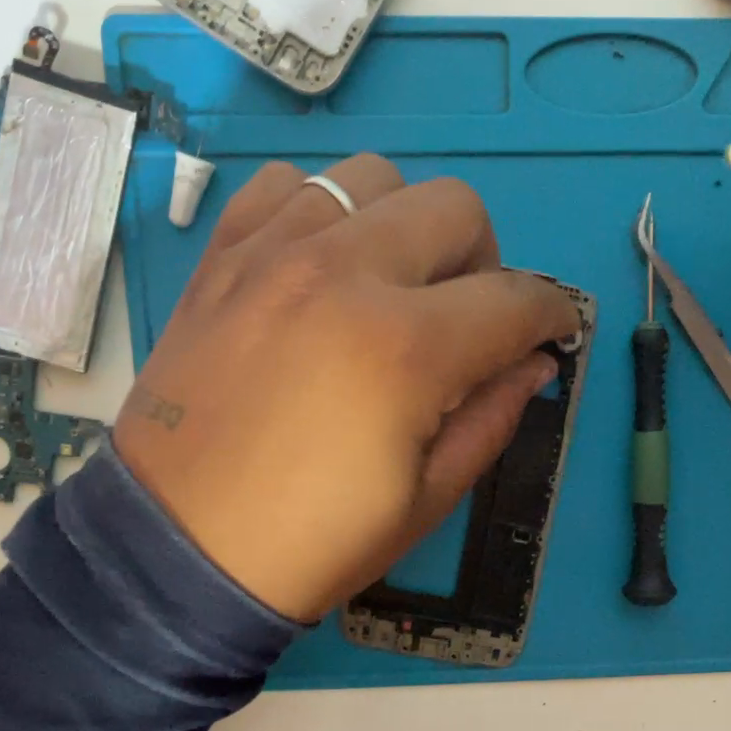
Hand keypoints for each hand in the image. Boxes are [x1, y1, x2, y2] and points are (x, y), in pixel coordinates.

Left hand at [113, 155, 579, 621]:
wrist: (177, 552)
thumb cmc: (315, 541)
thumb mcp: (427, 498)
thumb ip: (493, 417)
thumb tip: (532, 362)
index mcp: (405, 346)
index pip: (513, 299)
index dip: (551, 314)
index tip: (552, 333)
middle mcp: (344, 273)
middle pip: (454, 209)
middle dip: (486, 262)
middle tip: (469, 319)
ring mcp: (273, 255)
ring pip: (372, 178)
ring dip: (406, 224)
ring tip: (393, 285)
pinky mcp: (221, 260)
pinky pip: (285, 187)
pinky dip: (321, 212)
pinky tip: (321, 266)